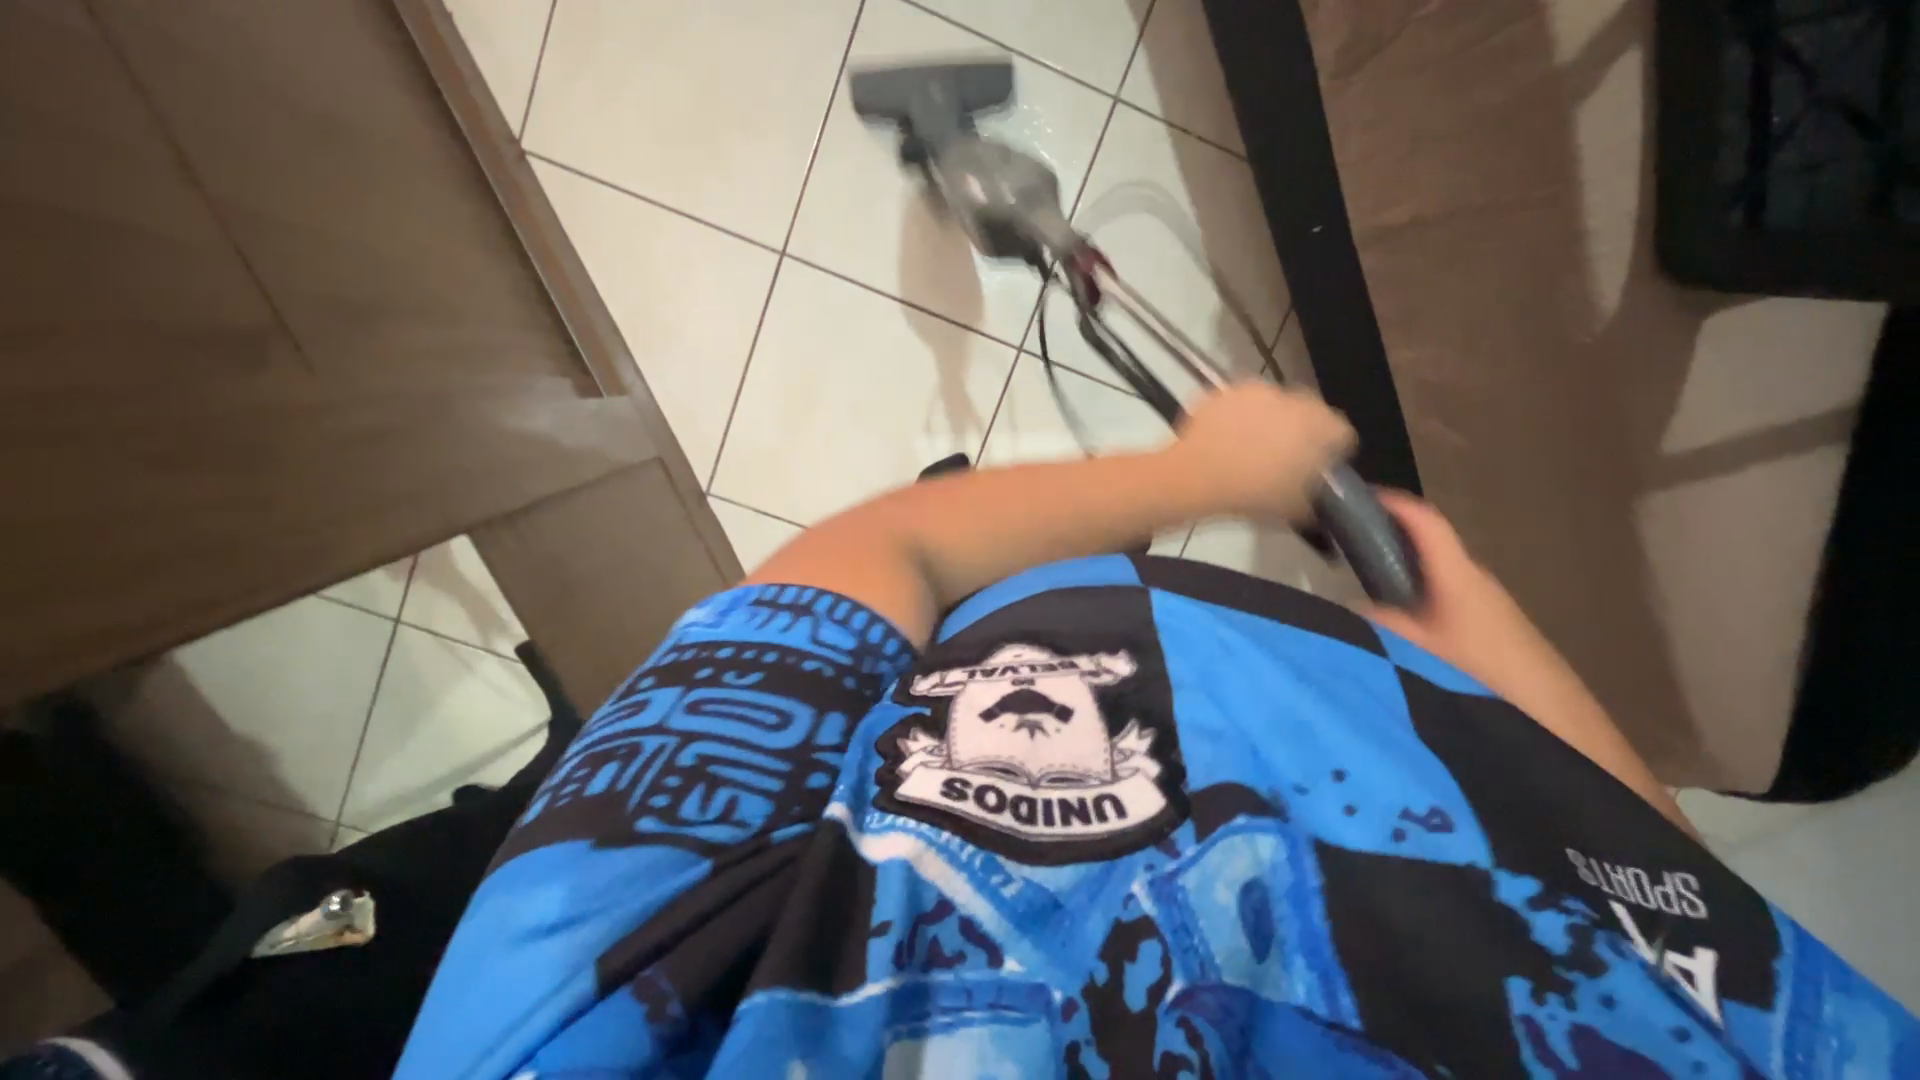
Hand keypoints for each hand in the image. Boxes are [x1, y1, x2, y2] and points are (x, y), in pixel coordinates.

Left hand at [1170, 382, 1355, 519]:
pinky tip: (1227, 435)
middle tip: (1286, 455)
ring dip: (1271, 418)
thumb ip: (1315, 497)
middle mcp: (1294, 399)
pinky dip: (1239, 414)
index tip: (1321, 465)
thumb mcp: (1293, 507)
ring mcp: (1258, 390)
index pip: (1342, 433)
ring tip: (1252, 444)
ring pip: (1275, 403)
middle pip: (1310, 412)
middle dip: (1302, 430)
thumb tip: (1316, 497)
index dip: (1333, 450)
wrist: (1195, 476)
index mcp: (1319, 426)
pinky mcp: (1227, 390)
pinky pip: (1242, 401)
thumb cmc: (1251, 493)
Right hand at [1364, 492, 1563, 695]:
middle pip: (1429, 543)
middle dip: (1390, 534)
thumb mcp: (1417, 649)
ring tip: (1364, 576)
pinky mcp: (1490, 622)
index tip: (1360, 497)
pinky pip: (1443, 592)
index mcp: (1457, 574)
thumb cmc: (1481, 671)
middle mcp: (1474, 577)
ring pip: (1436, 570)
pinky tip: (1399, 616)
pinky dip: (1417, 589)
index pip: (1426, 522)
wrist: (1549, 714)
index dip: (1395, 504)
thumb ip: (1379, 625)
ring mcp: (1485, 600)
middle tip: (1348, 540)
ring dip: (1404, 565)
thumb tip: (1348, 608)